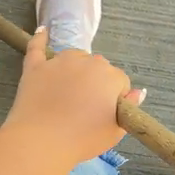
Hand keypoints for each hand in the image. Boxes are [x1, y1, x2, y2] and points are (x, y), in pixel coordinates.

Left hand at [0, 29, 142, 164]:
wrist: (41, 142)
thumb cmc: (83, 140)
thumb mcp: (115, 131)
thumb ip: (129, 108)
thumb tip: (138, 93)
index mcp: (110, 76)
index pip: (120, 82)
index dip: (114, 99)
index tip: (104, 115)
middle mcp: (87, 62)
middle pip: (98, 68)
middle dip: (96, 84)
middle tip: (85, 109)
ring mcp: (59, 62)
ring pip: (73, 58)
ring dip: (75, 69)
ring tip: (68, 93)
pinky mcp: (35, 68)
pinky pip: (37, 47)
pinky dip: (41, 40)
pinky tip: (43, 32)